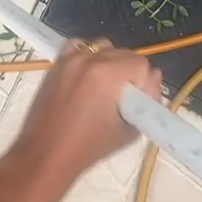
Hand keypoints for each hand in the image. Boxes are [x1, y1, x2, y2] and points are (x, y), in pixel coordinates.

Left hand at [6, 42, 161, 187]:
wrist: (46, 154)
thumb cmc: (89, 147)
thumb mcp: (128, 130)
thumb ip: (147, 102)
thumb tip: (154, 77)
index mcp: (108, 74)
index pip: (141, 63)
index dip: (144, 83)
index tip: (137, 103)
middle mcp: (89, 59)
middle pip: (124, 53)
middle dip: (130, 73)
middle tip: (124, 99)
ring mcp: (70, 59)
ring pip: (103, 47)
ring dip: (111, 62)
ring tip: (105, 88)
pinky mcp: (57, 64)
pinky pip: (78, 46)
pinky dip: (88, 55)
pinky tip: (88, 75)